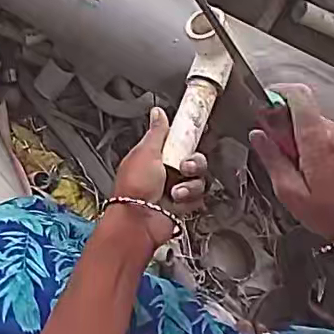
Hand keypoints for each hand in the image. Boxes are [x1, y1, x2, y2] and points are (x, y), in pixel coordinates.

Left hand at [111, 107, 208, 242]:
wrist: (138, 221)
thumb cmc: (134, 188)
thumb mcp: (145, 152)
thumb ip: (156, 131)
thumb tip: (157, 112)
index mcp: (155, 155)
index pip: (178, 141)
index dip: (187, 140)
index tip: (192, 141)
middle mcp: (165, 171)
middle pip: (194, 158)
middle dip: (194, 162)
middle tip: (184, 166)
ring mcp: (175, 188)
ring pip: (199, 178)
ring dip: (190, 184)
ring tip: (176, 190)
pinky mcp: (183, 204)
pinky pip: (199, 195)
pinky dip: (190, 198)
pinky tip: (177, 201)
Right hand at [249, 83, 333, 239]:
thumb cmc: (331, 213)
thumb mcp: (290, 191)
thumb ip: (272, 158)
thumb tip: (257, 136)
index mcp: (318, 138)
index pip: (298, 95)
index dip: (277, 94)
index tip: (265, 108)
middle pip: (302, 110)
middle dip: (283, 125)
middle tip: (275, 151)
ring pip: (312, 122)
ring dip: (297, 137)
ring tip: (295, 167)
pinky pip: (324, 133)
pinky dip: (311, 143)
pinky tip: (311, 169)